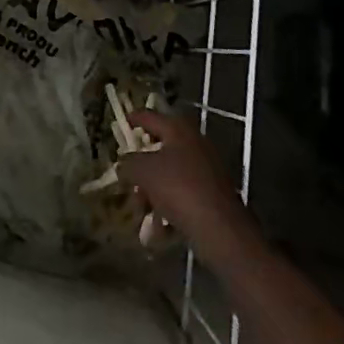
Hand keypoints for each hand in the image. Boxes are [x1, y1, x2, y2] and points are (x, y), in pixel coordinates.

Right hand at [119, 110, 247, 238]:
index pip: (150, 116)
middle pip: (160, 148)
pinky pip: (182, 193)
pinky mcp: (213, 193)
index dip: (134, 118)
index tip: (122, 122)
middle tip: (127, 178)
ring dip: (152, 190)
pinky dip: (168, 205)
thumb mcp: (143, 171)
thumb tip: (124, 164)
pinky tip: (159, 225)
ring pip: (170, 174)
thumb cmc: (179, 188)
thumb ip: (128, 163)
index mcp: (179, 129)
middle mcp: (195, 143)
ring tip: (141, 209)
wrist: (220, 227)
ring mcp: (207, 169)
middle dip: (141, 166)